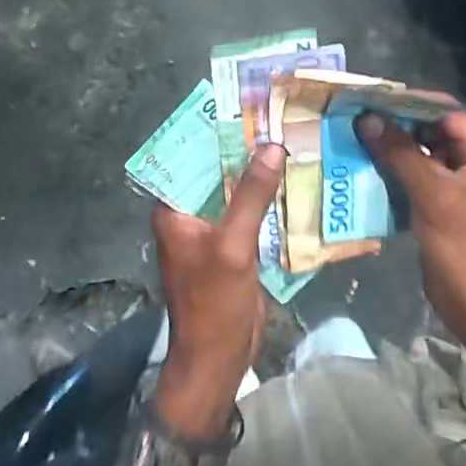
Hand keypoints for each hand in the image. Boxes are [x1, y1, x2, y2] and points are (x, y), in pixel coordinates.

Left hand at [148, 143, 285, 439]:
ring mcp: (209, 229)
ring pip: (233, 191)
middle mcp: (186, 211)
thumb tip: (271, 146)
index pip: (187, 154)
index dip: (212, 129)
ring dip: (257, 173)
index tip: (242, 104)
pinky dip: (266, 200)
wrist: (217, 360)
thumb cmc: (213, 301)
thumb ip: (251, 196)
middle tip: (275, 118)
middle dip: (241, 149)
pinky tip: (293, 182)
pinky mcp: (230, 246)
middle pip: (213, 170)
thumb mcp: (233, 245)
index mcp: (172, 205)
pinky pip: (246, 213)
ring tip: (289, 139)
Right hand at [360, 111, 465, 351]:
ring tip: (351, 138)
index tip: (370, 100)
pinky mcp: (442, 208)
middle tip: (354, 118)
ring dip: (389, 150)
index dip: (410, 106)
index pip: (447, 116)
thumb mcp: (434, 196)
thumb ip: (399, 153)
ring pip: (419, 157)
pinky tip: (361, 167)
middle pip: (431, 134)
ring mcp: (460, 189)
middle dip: (394, 127)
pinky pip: (414, 180)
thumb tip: (367, 117)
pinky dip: (391, 173)